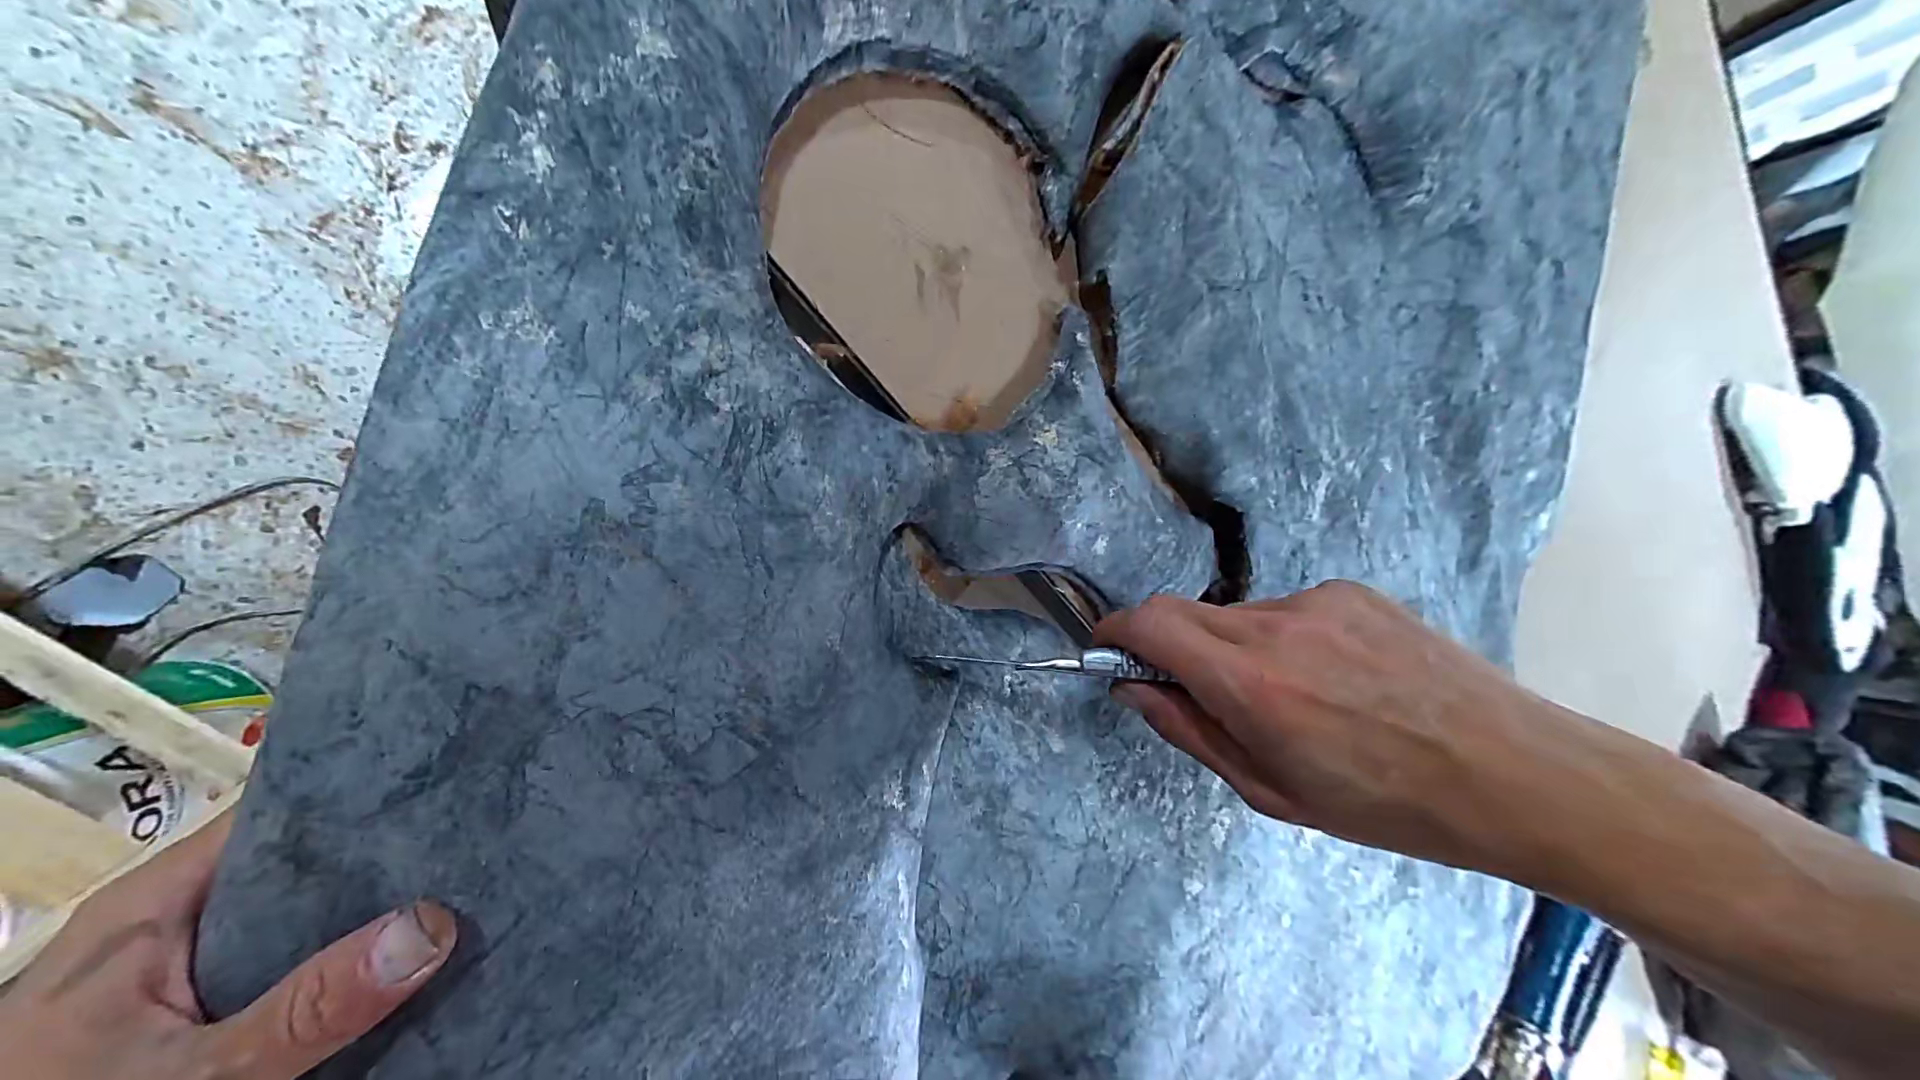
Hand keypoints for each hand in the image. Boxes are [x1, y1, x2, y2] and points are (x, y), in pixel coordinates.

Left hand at [0, 811, 454, 1079]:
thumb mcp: (185, 1073)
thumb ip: (304, 1007)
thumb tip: (440, 923)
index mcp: (157, 902)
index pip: (286, 812)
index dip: (373, 796)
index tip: (456, 787)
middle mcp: (180, 920)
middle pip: (309, 865)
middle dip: (393, 860)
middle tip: (479, 845)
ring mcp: (192, 971)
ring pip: (309, 920)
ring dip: (379, 917)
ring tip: (467, 891)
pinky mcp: (204, 1014)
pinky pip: (298, 967)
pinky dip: (353, 964)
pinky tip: (414, 958)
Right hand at [1095, 582, 1596, 874]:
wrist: (1514, 774)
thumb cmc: (1383, 804)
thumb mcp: (1269, 790)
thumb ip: (1187, 729)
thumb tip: (1131, 686)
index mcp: (1251, 683)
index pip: (1150, 622)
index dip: (1115, 629)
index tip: (1109, 649)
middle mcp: (1276, 626)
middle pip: (1183, 611)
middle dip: (1170, 646)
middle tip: (1200, 693)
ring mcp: (1318, 600)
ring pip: (1236, 615)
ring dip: (1233, 648)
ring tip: (1290, 696)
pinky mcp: (1351, 590)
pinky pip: (1286, 610)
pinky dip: (1281, 638)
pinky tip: (1332, 676)